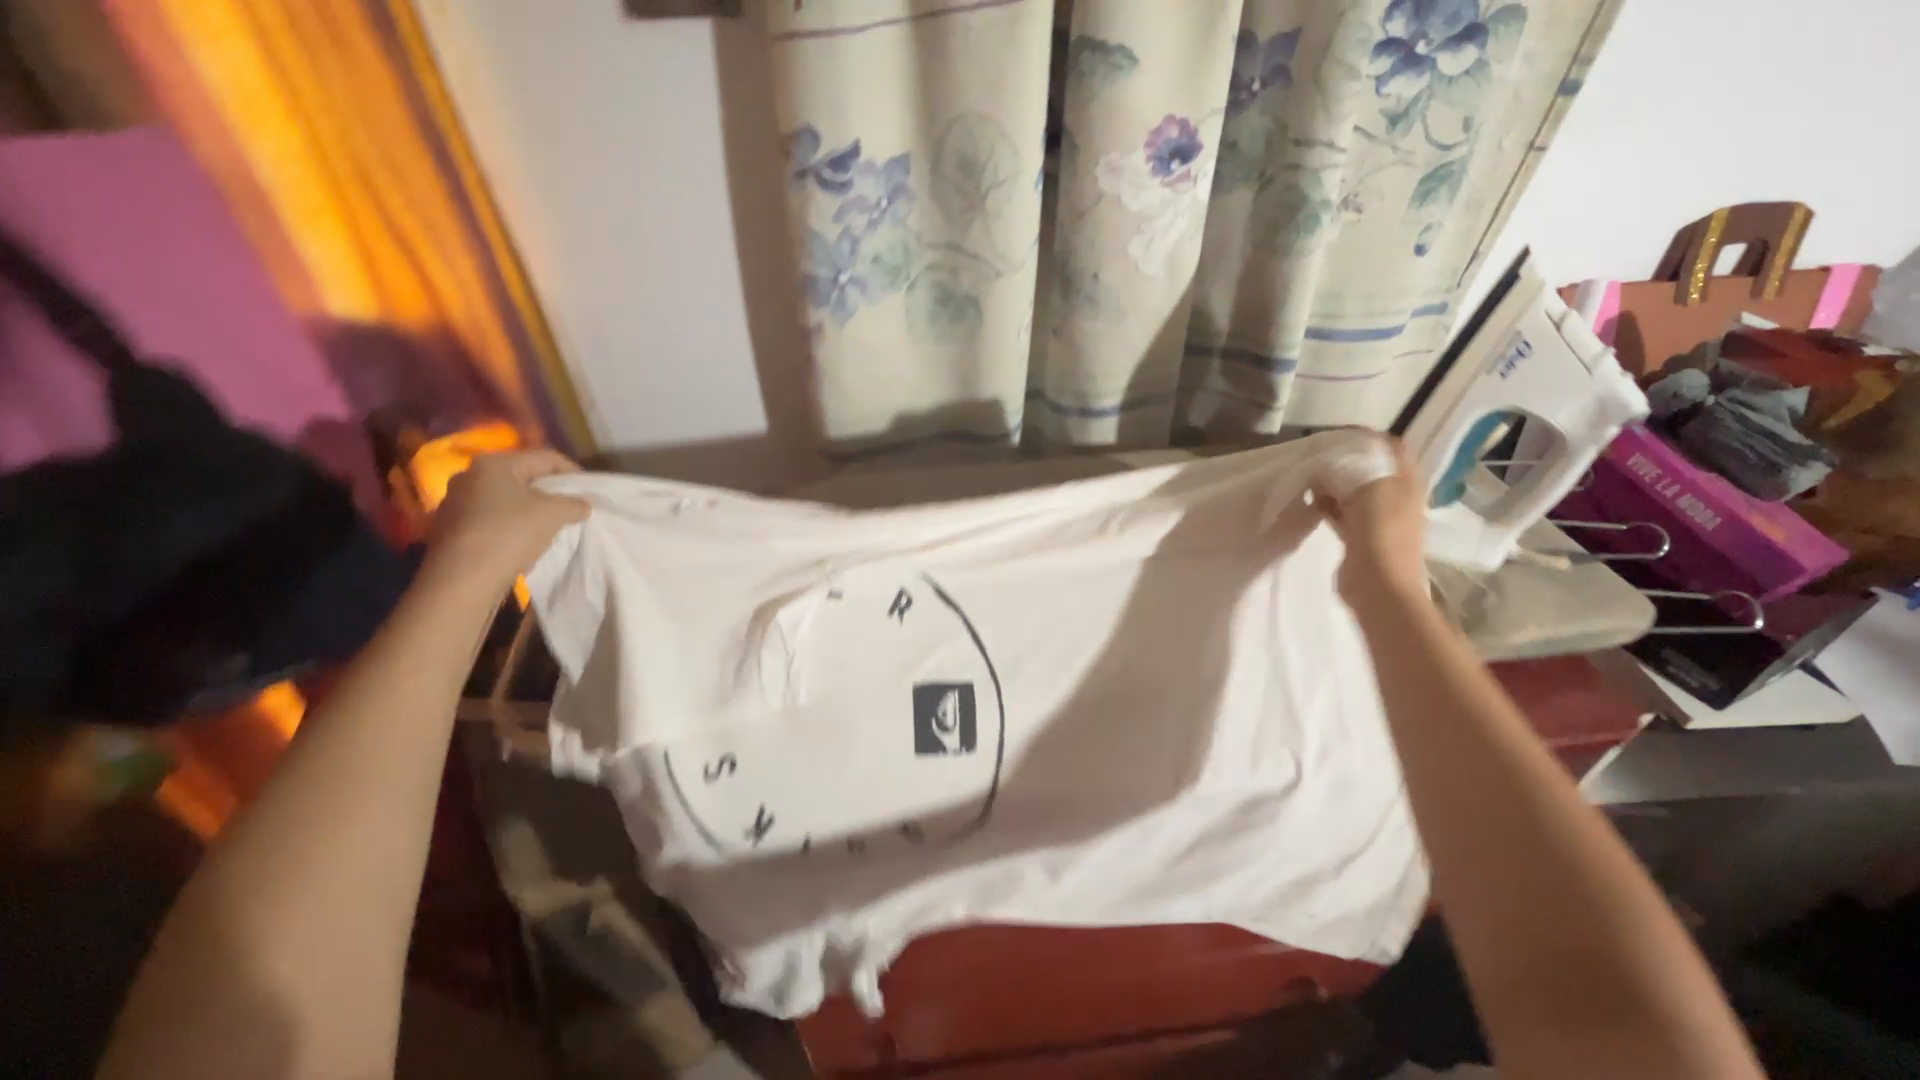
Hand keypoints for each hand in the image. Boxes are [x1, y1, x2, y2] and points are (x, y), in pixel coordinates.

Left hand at [427, 449, 589, 581]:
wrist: (463, 578)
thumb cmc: (510, 533)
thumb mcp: (554, 514)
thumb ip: (574, 504)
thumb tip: (582, 505)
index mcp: (494, 463)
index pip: (545, 458)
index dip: (573, 471)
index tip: (589, 490)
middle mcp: (469, 475)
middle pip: (522, 477)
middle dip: (549, 491)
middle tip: (570, 507)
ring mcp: (455, 501)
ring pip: (505, 499)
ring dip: (529, 509)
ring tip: (549, 527)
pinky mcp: (449, 527)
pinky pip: (490, 518)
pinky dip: (510, 525)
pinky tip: (521, 543)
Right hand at [1312, 437, 1429, 609]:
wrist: (1380, 587)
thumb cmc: (1382, 533)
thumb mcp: (1371, 489)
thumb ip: (1353, 470)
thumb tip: (1328, 464)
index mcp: (1406, 482)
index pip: (1391, 447)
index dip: (1368, 437)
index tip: (1337, 434)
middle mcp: (1396, 497)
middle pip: (1370, 468)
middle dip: (1346, 459)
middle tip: (1317, 454)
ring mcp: (1378, 518)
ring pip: (1354, 491)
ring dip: (1334, 483)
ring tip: (1309, 475)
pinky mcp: (1360, 537)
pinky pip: (1342, 512)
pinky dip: (1328, 505)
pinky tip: (1310, 501)